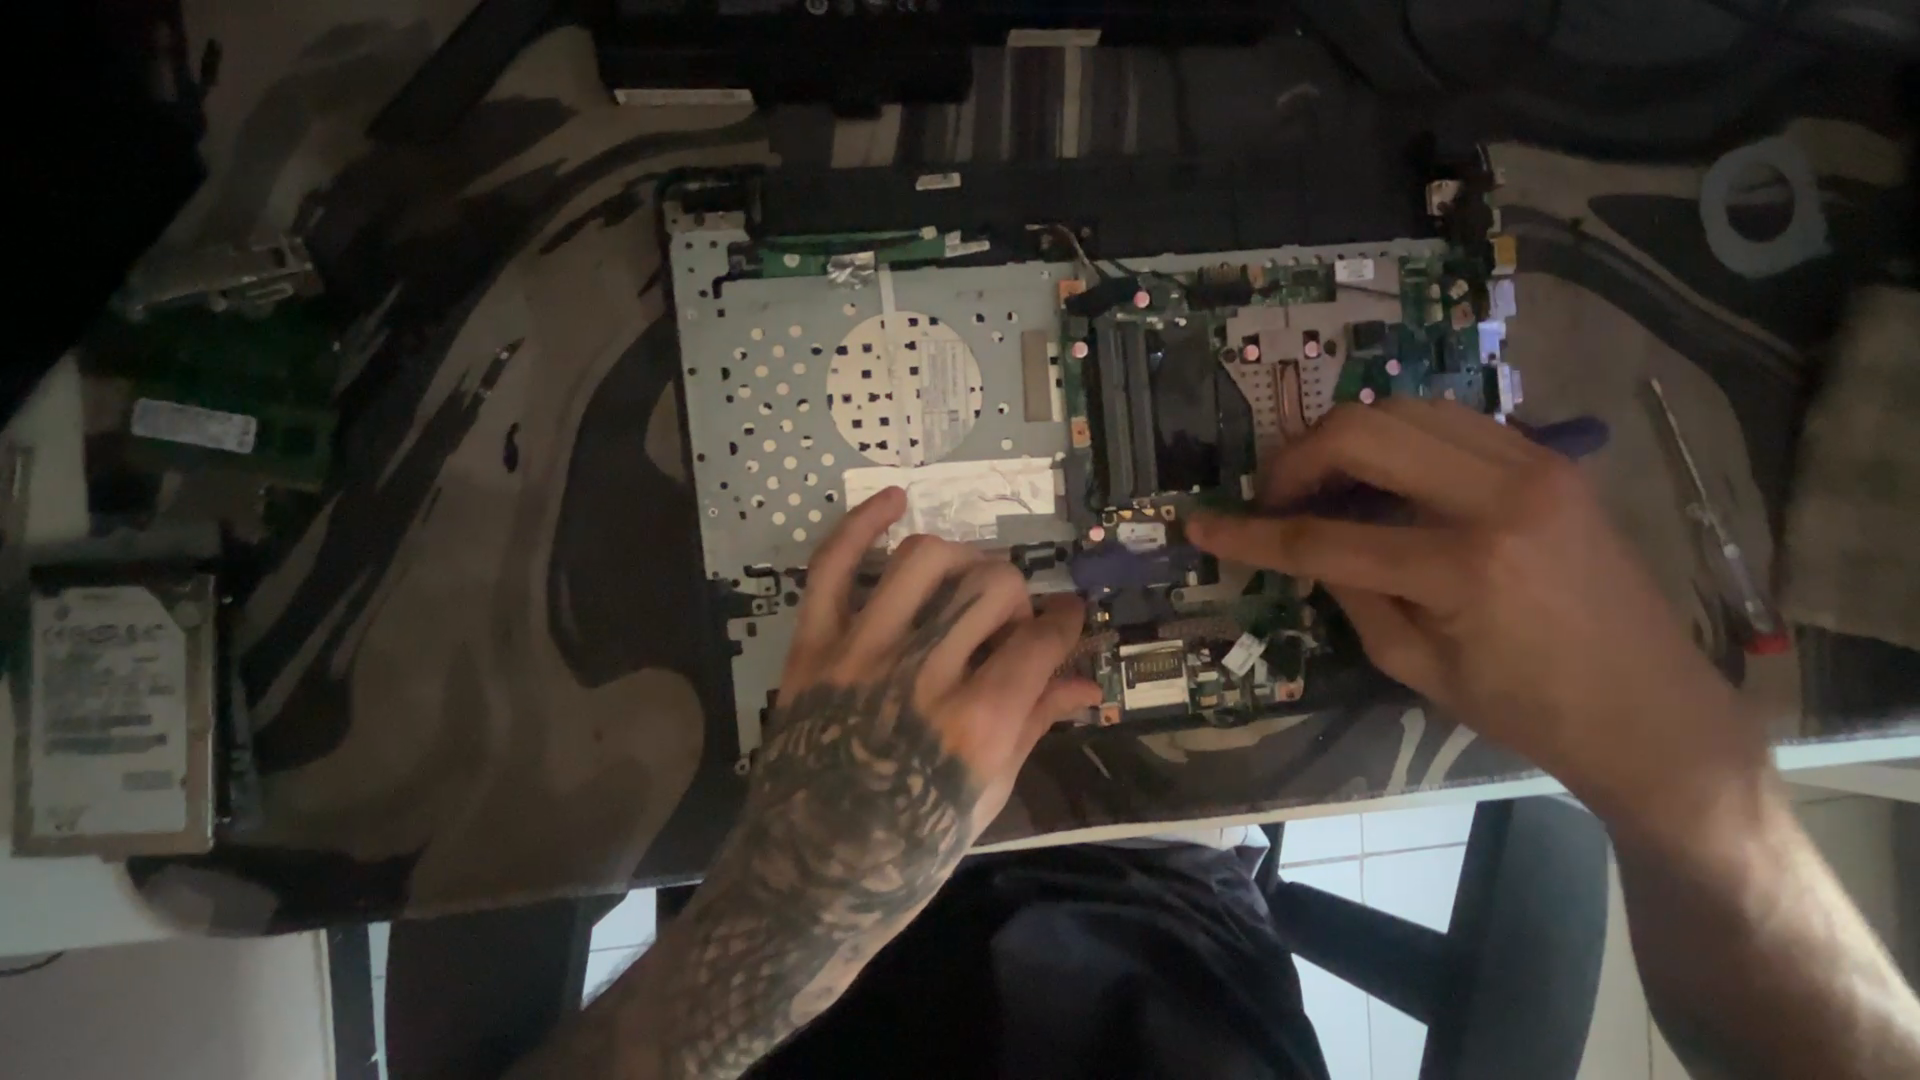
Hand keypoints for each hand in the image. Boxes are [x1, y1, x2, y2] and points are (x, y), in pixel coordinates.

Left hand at [720, 487, 1096, 936]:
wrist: (803, 882)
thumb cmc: (907, 854)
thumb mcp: (984, 797)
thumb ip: (1032, 725)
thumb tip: (1084, 681)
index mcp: (975, 725)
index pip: (1040, 640)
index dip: (1066, 623)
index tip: (1069, 619)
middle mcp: (921, 677)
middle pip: (991, 588)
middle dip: (1017, 594)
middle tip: (1013, 617)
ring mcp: (858, 656)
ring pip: (924, 561)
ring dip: (961, 558)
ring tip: (968, 578)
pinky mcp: (810, 650)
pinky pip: (831, 567)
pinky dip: (860, 524)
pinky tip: (893, 501)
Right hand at [1188, 400, 1766, 821]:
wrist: (1655, 712)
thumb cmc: (1527, 709)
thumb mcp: (1412, 663)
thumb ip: (1349, 590)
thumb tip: (1304, 544)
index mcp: (1463, 567)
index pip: (1323, 536)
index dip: (1250, 532)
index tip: (1201, 526)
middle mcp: (1502, 496)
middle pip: (1362, 432)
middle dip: (1295, 459)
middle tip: (1272, 496)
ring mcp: (1536, 465)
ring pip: (1403, 408)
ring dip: (1344, 438)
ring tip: (1320, 482)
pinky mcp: (1553, 459)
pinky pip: (1450, 420)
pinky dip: (1397, 437)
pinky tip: (1380, 474)